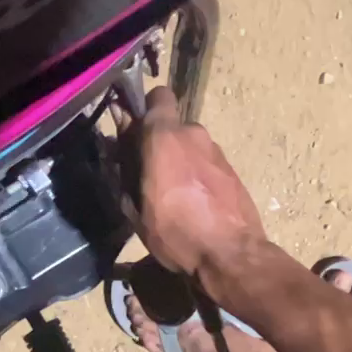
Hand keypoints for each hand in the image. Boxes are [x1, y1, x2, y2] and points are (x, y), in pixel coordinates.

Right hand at [124, 87, 265, 275]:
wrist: (231, 255)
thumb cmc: (177, 233)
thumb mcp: (137, 209)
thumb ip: (125, 171)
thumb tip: (119, 148)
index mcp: (165, 137)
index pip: (157, 96)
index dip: (146, 111)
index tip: (135, 134)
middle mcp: (194, 135)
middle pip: (173, 128)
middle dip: (161, 145)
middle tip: (150, 175)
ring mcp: (217, 152)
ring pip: (191, 148)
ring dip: (181, 163)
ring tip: (175, 197)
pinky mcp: (233, 171)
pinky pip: (207, 165)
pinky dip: (199, 177)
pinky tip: (196, 205)